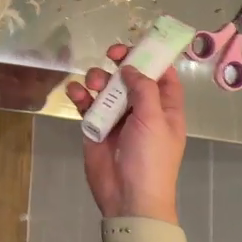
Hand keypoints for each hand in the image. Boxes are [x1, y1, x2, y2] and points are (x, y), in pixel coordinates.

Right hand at [65, 42, 186, 224]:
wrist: (128, 197)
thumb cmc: (150, 159)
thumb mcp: (154, 120)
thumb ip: (143, 89)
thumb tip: (130, 68)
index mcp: (165, 109)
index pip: (164, 77)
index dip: (153, 59)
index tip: (137, 44)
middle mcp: (142, 110)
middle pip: (131, 77)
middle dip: (121, 64)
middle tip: (111, 56)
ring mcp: (118, 118)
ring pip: (107, 87)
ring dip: (99, 79)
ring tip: (94, 86)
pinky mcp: (96, 126)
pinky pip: (87, 103)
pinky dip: (80, 94)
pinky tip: (76, 93)